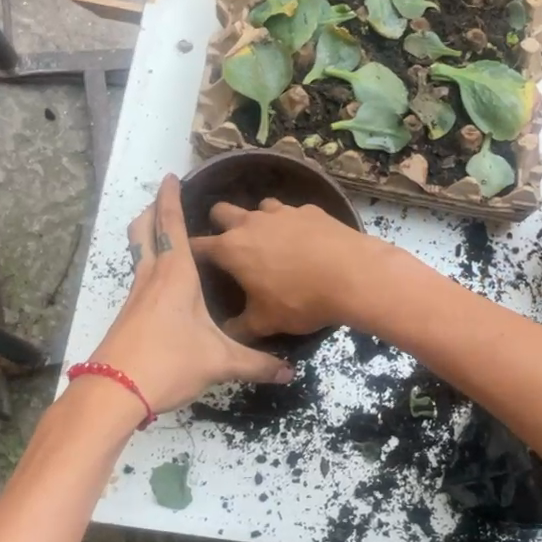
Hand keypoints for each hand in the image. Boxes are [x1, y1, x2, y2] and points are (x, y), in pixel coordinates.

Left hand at [87, 176, 294, 411]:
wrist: (115, 391)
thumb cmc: (170, 362)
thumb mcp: (220, 363)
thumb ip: (256, 364)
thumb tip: (289, 372)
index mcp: (176, 275)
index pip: (171, 225)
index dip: (170, 198)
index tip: (170, 177)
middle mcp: (152, 278)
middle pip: (143, 232)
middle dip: (151, 211)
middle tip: (162, 200)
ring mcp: (135, 297)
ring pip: (138, 255)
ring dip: (147, 238)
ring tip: (163, 235)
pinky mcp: (128, 317)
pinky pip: (139, 280)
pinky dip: (149, 267)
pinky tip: (162, 286)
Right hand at [189, 198, 388, 340]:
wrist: (354, 275)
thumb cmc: (301, 300)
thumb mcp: (266, 322)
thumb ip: (240, 327)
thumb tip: (225, 334)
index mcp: (231, 249)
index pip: (196, 245)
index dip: (188, 253)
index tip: (187, 262)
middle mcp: (251, 223)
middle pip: (221, 211)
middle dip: (219, 224)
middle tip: (229, 247)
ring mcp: (282, 212)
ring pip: (258, 207)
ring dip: (257, 221)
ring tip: (269, 244)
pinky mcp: (310, 210)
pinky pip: (292, 213)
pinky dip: (291, 225)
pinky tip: (304, 242)